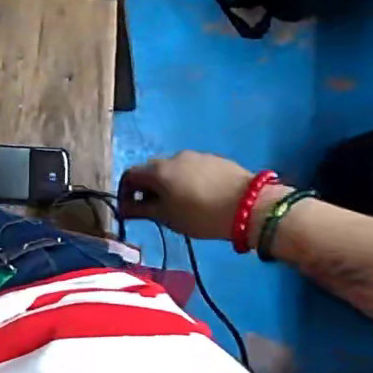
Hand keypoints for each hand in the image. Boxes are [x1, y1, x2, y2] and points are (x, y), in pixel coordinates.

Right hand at [119, 151, 274, 241]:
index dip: (125, 192)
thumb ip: (142, 210)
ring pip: (173, 169)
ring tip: (178, 205)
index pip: (130, 174)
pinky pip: (192, 169)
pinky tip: (199, 197)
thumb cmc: (200, 214)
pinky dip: (187, 181)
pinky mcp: (215, 159)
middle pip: (152, 170)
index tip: (130, 210)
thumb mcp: (167, 217)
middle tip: (154, 210)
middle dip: (147, 188)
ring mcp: (196, 155)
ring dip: (168, 184)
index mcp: (158, 170)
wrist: (249, 205)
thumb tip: (124, 208)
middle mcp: (174, 156)